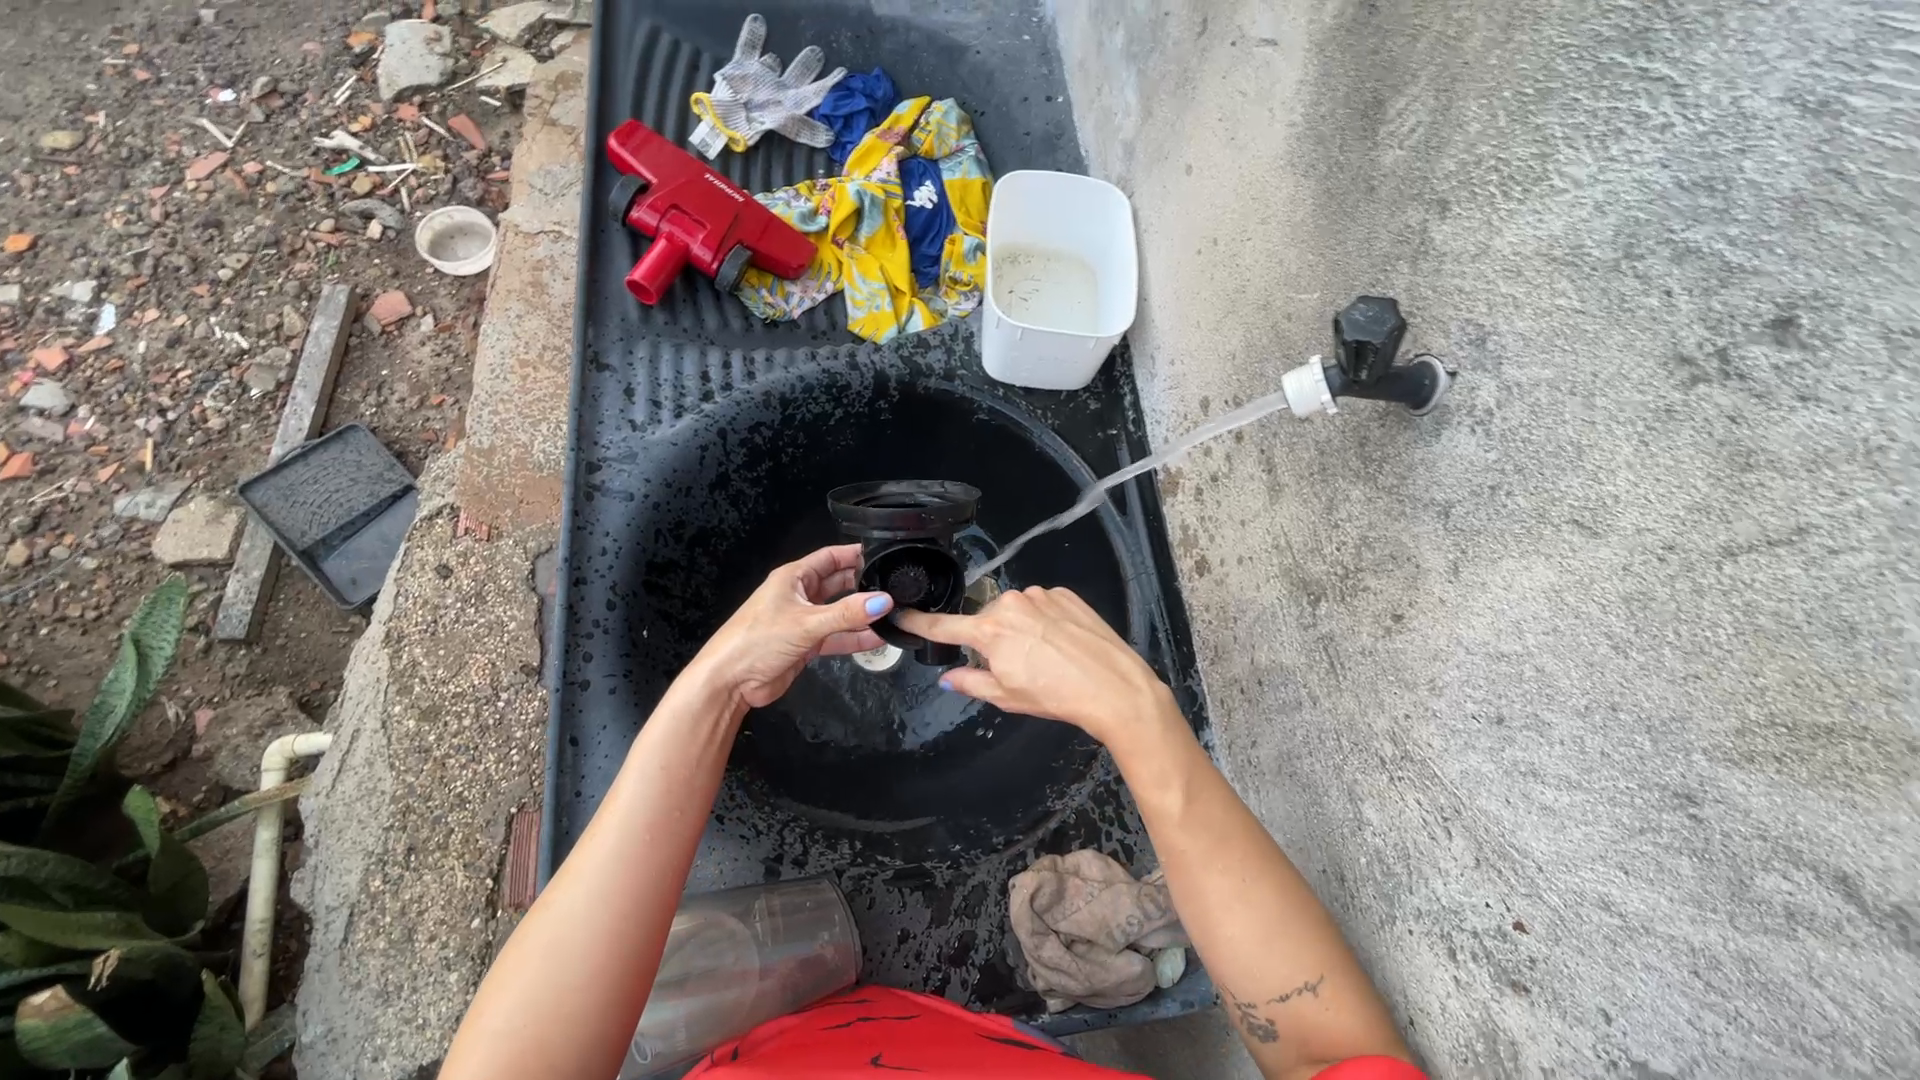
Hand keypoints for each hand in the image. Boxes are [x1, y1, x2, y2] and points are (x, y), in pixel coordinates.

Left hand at [691, 544, 892, 709]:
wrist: (730, 681)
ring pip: (839, 612)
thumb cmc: (758, 640)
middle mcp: (799, 595)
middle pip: (838, 584)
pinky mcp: (806, 644)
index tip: (884, 555)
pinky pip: (836, 637)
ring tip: (893, 614)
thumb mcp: (807, 623)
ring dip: (861, 615)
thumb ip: (847, 614)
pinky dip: (855, 638)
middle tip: (894, 586)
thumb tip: (884, 601)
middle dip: (863, 585)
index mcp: (793, 578)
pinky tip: (878, 639)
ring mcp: (803, 620)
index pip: (830, 558)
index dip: (854, 555)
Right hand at [894, 587, 1177, 744]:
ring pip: (1018, 611)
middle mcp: (1010, 603)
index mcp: (989, 630)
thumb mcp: (1006, 697)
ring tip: (1047, 656)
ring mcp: (1041, 595)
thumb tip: (947, 677)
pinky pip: (1044, 605)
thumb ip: (971, 683)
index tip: (899, 613)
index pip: (944, 626)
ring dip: (1022, 629)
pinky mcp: (1066, 594)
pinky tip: (1063, 643)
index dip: (918, 623)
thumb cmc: (1054, 696)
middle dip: (993, 639)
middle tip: (1016, 667)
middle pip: (988, 620)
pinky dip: (1046, 621)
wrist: (1113, 686)